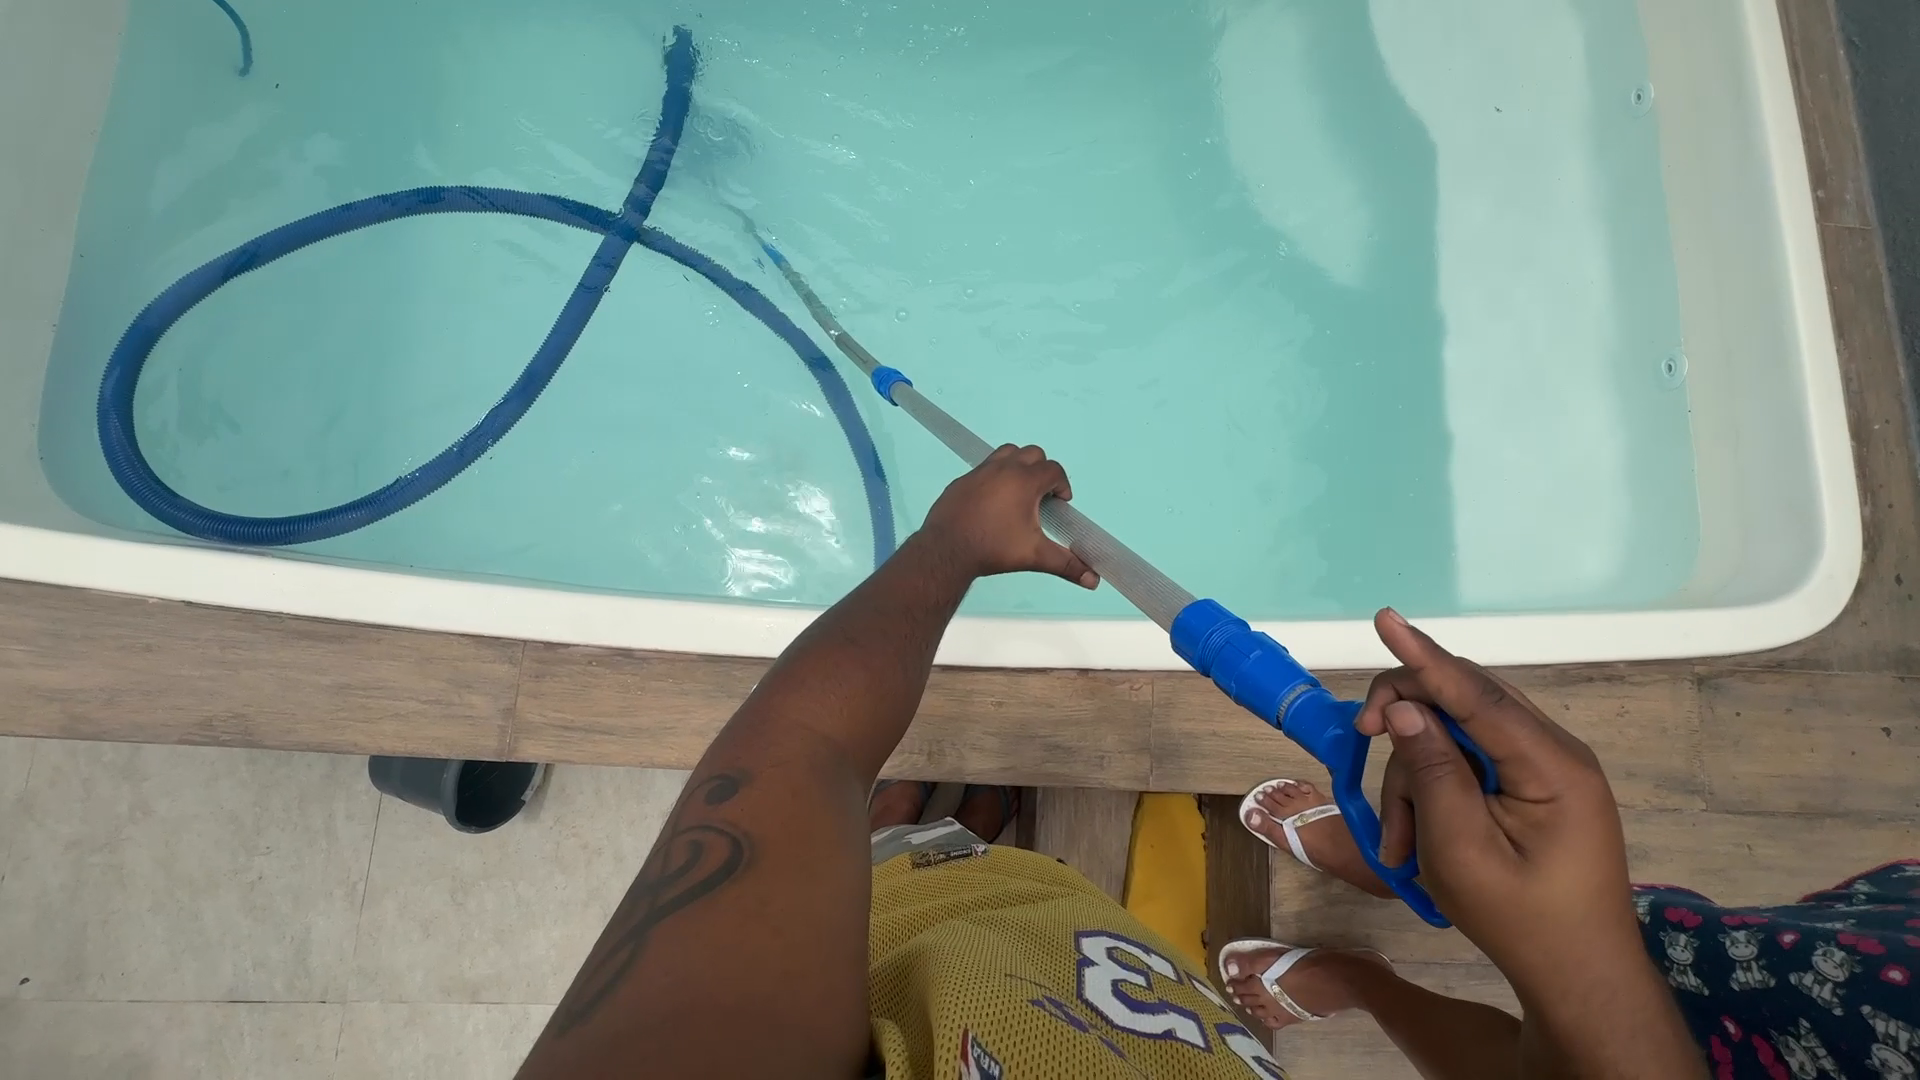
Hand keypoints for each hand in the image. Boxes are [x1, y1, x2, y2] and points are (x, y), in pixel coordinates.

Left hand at [917, 445, 1098, 588]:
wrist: (946, 550)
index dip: (1062, 485)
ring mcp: (979, 472)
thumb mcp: (1034, 556)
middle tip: (1040, 497)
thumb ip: (1066, 564)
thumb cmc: (993, 549)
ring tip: (1017, 493)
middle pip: (1032, 454)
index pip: (1054, 470)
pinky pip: (983, 469)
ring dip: (1018, 466)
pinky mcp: (961, 481)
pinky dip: (994, 477)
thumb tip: (1093, 580)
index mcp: (1025, 481)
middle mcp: (1003, 469)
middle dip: (1042, 471)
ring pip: (1006, 453)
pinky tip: (991, 503)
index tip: (1060, 503)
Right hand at [1357, 609, 1639, 994]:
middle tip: (1363, 738)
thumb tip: (1403, 710)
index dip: (1424, 656)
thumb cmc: (1519, 920)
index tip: (1385, 618)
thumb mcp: (1460, 849)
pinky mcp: (1526, 783)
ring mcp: (1541, 767)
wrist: (1577, 978)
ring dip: (1412, 777)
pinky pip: (1461, 761)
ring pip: (1451, 734)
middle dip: (1405, 721)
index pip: (1476, 694)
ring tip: (1401, 842)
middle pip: (1460, 701)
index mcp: (1551, 767)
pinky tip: (1416, 836)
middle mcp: (1552, 753)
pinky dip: (1429, 789)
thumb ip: (1432, 771)